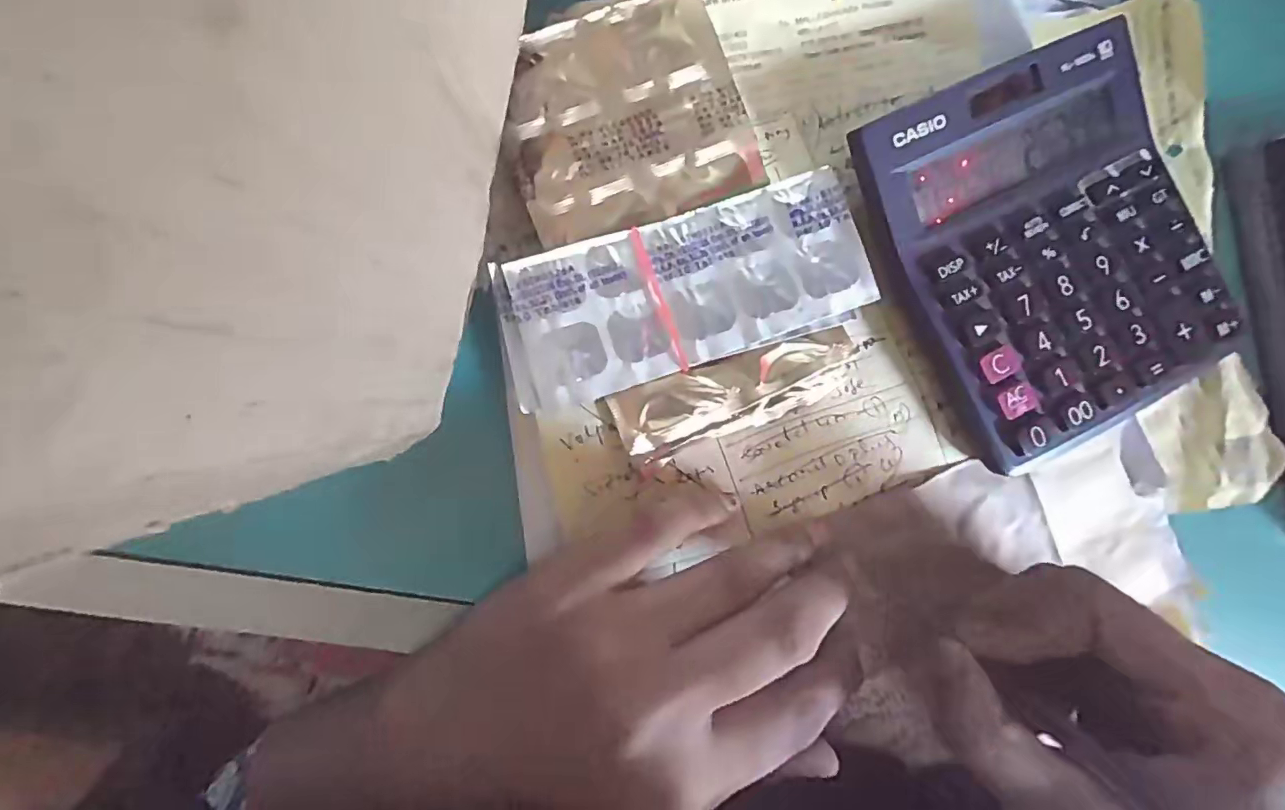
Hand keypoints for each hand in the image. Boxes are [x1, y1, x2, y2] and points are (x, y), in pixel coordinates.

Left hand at [246, 488, 857, 809]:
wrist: (433, 758)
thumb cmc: (549, 791)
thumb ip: (742, 779)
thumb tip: (830, 754)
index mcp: (683, 777)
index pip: (792, 718)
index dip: (835, 676)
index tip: (852, 646)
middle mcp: (661, 701)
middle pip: (773, 634)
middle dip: (823, 601)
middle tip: (843, 577)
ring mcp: (615, 630)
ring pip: (726, 575)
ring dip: (781, 551)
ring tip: (815, 535)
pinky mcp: (571, 580)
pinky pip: (649, 530)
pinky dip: (696, 508)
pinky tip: (727, 504)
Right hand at [936, 564, 1284, 809]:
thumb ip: (995, 739)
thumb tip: (932, 649)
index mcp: (1239, 714)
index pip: (1095, 608)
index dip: (1011, 613)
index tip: (950, 640)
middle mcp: (1231, 689)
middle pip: (1085, 610)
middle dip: (1007, 627)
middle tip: (950, 656)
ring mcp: (1207, 698)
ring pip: (1079, 630)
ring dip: (1015, 647)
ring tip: (972, 676)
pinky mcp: (1177, 714)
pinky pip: (1087, 663)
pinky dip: (1035, 672)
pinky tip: (1008, 697)